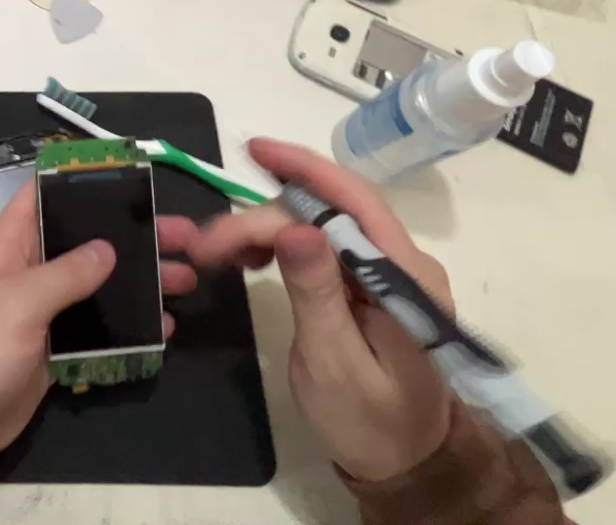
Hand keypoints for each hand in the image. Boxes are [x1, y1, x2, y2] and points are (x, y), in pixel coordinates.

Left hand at [0, 179, 200, 457]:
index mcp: (10, 243)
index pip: (44, 195)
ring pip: (98, 282)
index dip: (82, 182)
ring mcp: (44, 307)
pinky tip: (164, 325)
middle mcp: (30, 267)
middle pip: (85, 238)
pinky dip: (129, 323)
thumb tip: (108, 248)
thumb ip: (65, 274)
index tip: (130, 179)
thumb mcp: (18, 303)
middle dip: (131, 235)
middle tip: (184, 235)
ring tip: (187, 278)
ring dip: (139, 279)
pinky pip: (98, 324)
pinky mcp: (56, 343)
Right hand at [188, 138, 453, 481]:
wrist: (407, 466)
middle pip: (325, 211)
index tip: (254, 150)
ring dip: (262, 228)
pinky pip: (314, 244)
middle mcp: (398, 262)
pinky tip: (247, 258)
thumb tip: (295, 228)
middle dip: (261, 216)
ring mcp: (381, 271)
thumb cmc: (371, 423)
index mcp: (405, 279)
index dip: (305, 168)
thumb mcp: (335, 363)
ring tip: (218, 252)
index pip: (355, 202)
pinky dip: (274, 244)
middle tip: (208, 243)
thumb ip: (316, 293)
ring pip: (314, 224)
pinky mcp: (362, 282)